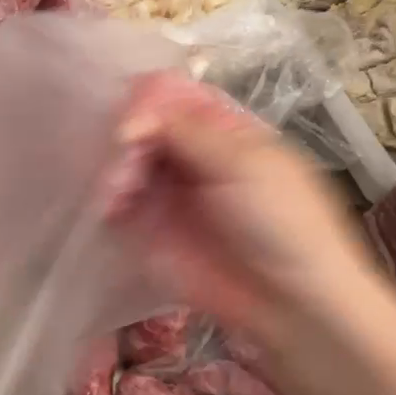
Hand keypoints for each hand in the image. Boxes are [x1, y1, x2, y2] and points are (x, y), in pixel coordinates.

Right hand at [111, 70, 380, 341]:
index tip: (131, 129)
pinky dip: (104, 196)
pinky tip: (112, 210)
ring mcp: (162, 185)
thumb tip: (129, 118)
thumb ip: (187, 129)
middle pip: (133, 122)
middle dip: (122, 140)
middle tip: (125, 166)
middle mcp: (185, 150)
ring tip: (118, 195)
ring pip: (116, 156)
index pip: (166, 92)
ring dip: (111, 169)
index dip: (143, 103)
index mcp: (220, 127)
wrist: (291, 303)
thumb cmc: (285, 224)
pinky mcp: (144, 221)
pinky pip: (109, 196)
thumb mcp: (247, 165)